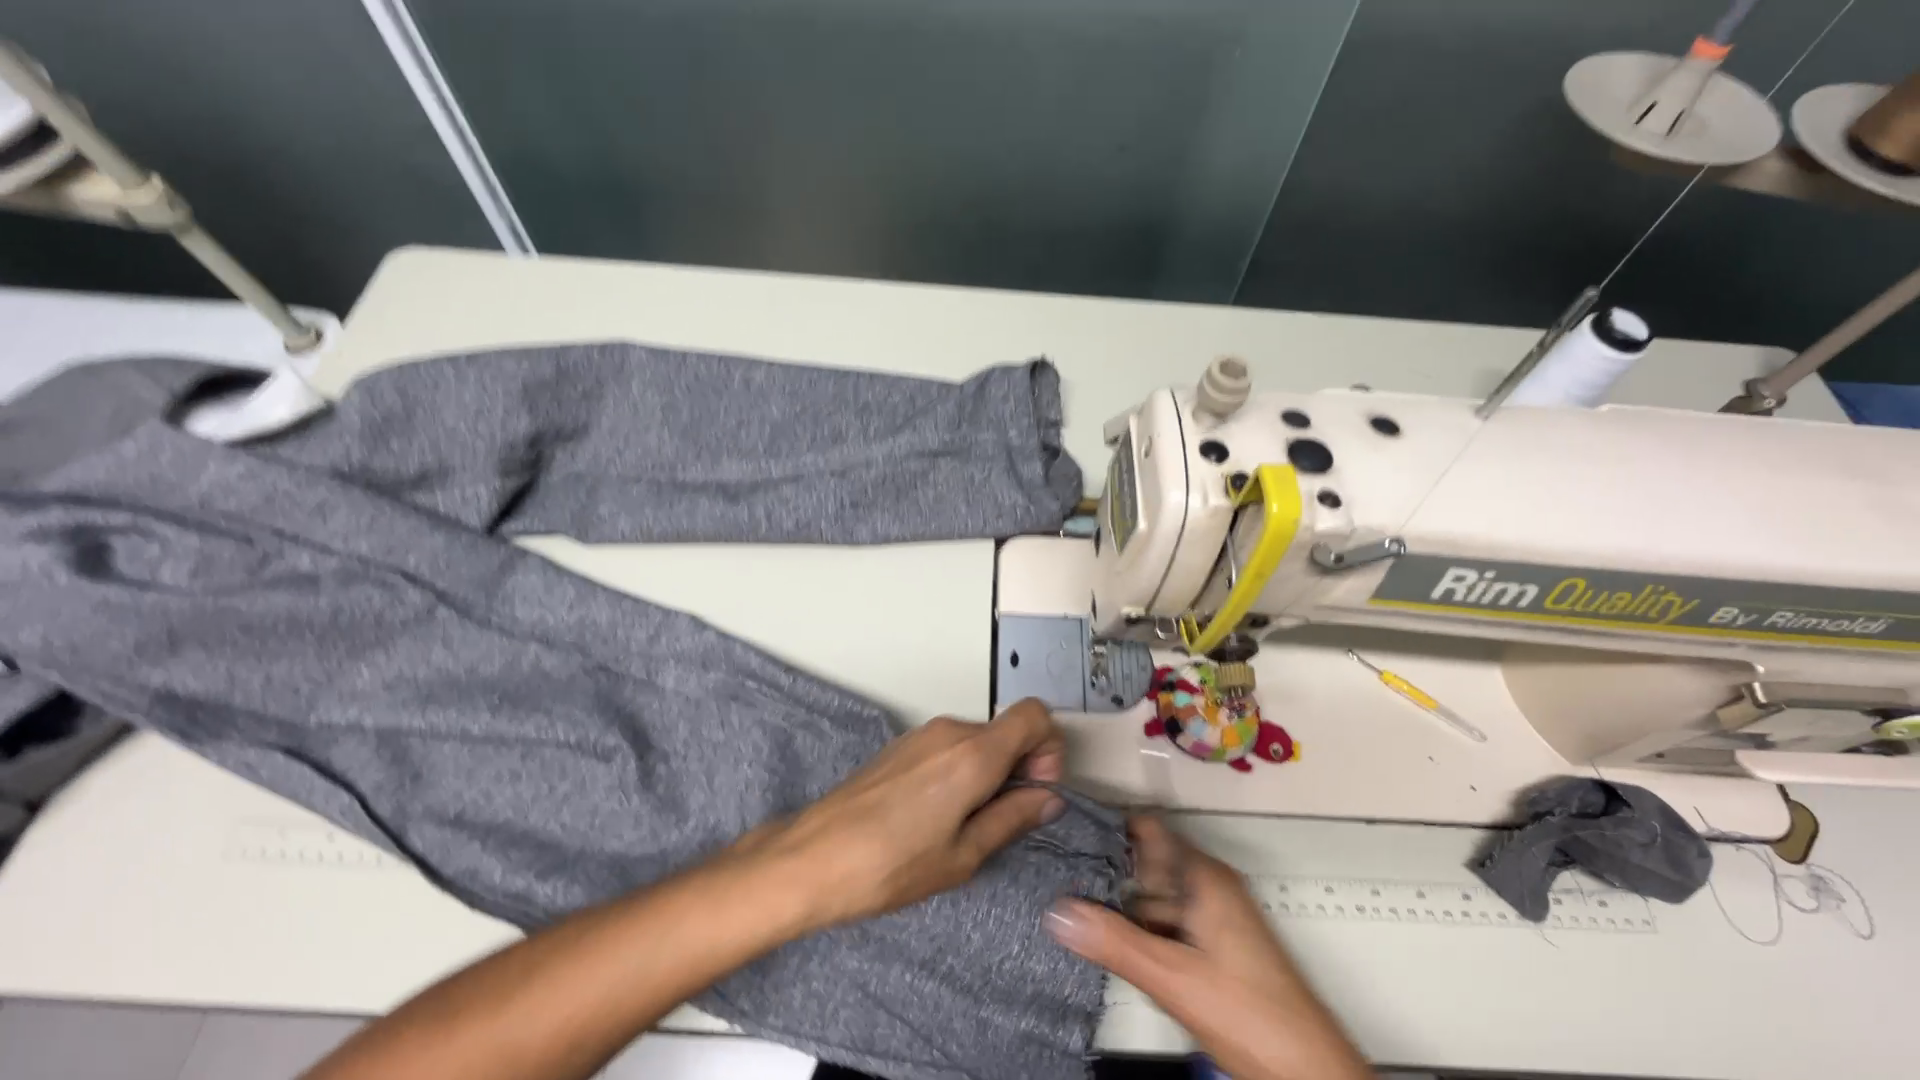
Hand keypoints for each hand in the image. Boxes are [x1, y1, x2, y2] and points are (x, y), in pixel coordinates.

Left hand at [742, 699, 1065, 929]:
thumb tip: (1047, 799)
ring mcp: (921, 736)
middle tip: (1003, 820)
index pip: (1035, 716)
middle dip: (1020, 768)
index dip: (1049, 750)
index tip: (1037, 791)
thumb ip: (1013, 818)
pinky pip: (950, 748)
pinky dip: (961, 773)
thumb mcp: (964, 855)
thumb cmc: (889, 865)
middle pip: (1007, 730)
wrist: (811, 860)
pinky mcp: (900, 748)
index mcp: (973, 753)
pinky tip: (937, 817)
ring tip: (965, 826)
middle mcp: (949, 731)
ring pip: (978, 740)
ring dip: (989, 773)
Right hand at [1045, 818, 1370, 1079]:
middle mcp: (1209, 887)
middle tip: (1055, 881)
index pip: (1147, 829)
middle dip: (1104, 874)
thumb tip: (1057, 909)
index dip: (1106, 829)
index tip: (1063, 836)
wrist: (1305, 1070)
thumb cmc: (1249, 1013)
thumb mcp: (1171, 977)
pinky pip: (1164, 924)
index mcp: (1204, 878)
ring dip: (1118, 907)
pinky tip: (1106, 946)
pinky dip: (1137, 931)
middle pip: (1145, 865)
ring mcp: (1212, 917)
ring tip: (1068, 911)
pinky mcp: (1211, 946)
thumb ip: (1113, 941)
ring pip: (1152, 898)